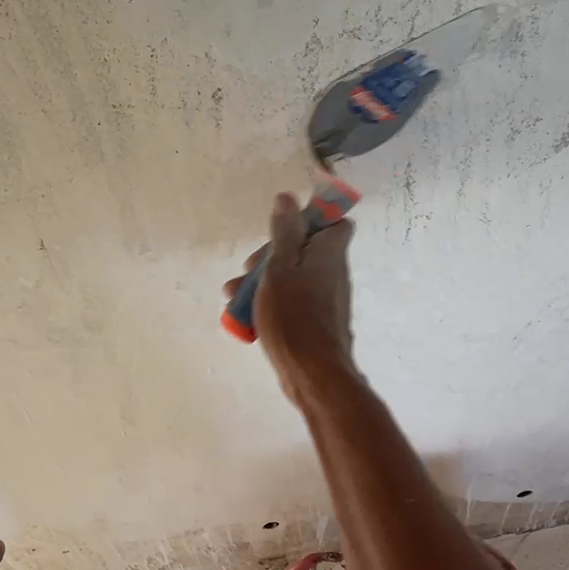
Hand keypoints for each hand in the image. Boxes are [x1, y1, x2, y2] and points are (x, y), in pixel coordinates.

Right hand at [223, 191, 357, 400]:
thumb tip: (288, 196)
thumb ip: (284, 232)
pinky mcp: (316, 321)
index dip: (311, 219)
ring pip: (293, 276)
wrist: (312, 373)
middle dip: (270, 255)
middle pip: (303, 249)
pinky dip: (271, 301)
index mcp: (328, 253)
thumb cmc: (293, 315)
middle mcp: (332, 272)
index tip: (282, 228)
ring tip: (234, 295)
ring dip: (263, 281)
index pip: (335, 223)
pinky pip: (292, 300)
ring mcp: (325, 299)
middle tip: (248, 269)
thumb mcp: (279, 268)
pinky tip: (246, 315)